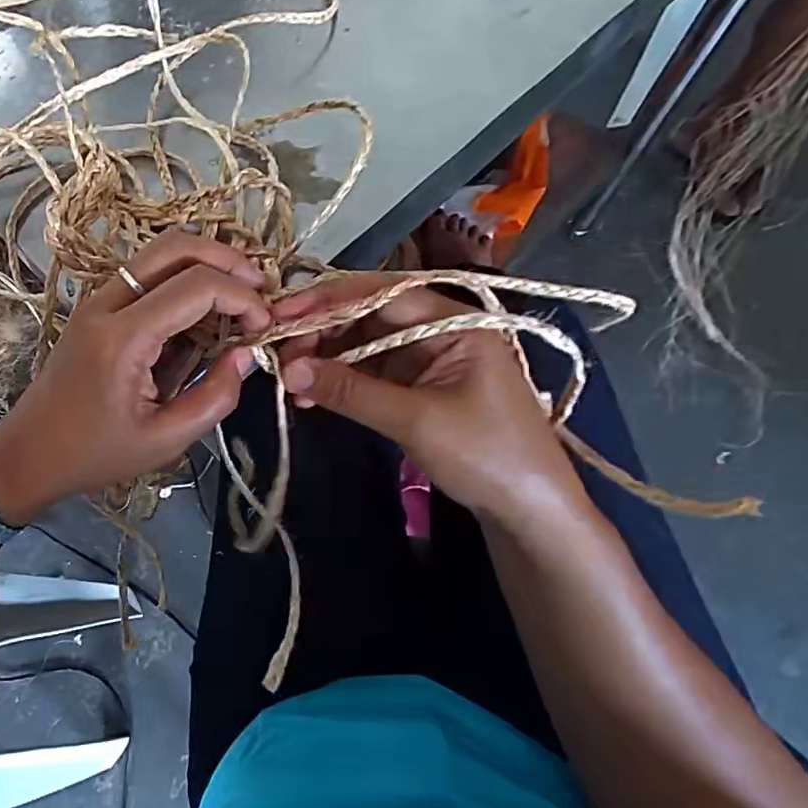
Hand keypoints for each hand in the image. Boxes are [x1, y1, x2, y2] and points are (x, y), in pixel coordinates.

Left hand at [0, 233, 270, 522]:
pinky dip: (183, 277)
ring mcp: (97, 299)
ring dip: (206, 262)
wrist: (29, 451)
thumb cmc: (95, 453)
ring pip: (159, 251)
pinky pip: (147, 273)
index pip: (195, 286)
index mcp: (122, 338)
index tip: (264, 326)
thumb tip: (247, 354)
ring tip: (239, 294)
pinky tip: (204, 309)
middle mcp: (106, 304)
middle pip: (175, 246)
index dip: (242, 297)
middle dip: (227, 259)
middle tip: (259, 289)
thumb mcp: (165, 441)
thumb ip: (215, 398)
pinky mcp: (97, 305)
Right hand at [272, 275, 588, 521]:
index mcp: (453, 321)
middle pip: (368, 315)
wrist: (530, 513)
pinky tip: (310, 394)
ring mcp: (429, 358)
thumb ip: (350, 389)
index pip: (379, 295)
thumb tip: (287, 368)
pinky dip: (341, 380)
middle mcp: (439, 329)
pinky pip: (371, 372)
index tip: (279, 316)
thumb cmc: (486, 456)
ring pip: (364, 344)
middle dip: (321, 331)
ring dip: (326, 358)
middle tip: (277, 354)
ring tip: (287, 378)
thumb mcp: (415, 420)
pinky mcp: (419, 386)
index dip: (325, 302)